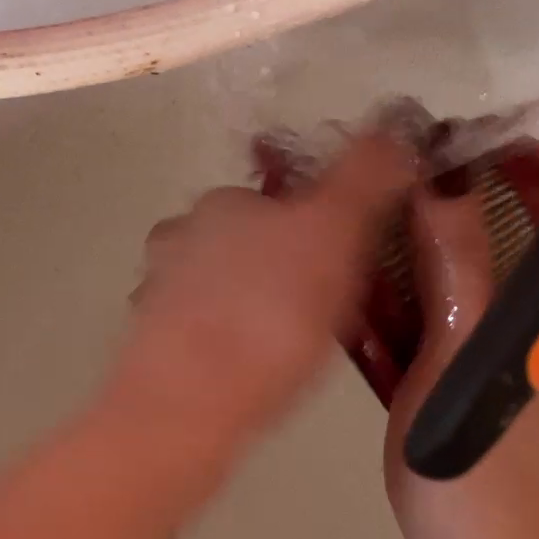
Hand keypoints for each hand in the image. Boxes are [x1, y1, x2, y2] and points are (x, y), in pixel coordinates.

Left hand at [103, 135, 417, 450]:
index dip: (318, 230)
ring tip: (279, 350)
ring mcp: (154, 296)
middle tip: (314, 313)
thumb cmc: (267, 316)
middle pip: (242, 245)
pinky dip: (220, 347)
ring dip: (245, 310)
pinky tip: (241, 375)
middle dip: (276, 270)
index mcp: (221, 203)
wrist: (185, 405)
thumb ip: (365, 176)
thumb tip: (393, 133)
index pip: (280, 200)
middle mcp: (177, 240)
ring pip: (217, 292)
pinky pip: (199, 337)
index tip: (340, 268)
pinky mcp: (146, 348)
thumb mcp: (334, 232)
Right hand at [383, 150, 538, 538]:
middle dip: (445, 221)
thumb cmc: (473, 472)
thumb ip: (460, 271)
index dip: (506, 164)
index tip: (431, 158)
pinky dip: (412, 332)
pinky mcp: (479, 414)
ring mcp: (516, 378)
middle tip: (373, 214)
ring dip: (418, 279)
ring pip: (470, 302)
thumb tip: (442, 186)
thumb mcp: (460, 362)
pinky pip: (447, 349)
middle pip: (507, 250)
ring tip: (354, 268)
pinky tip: (364, 339)